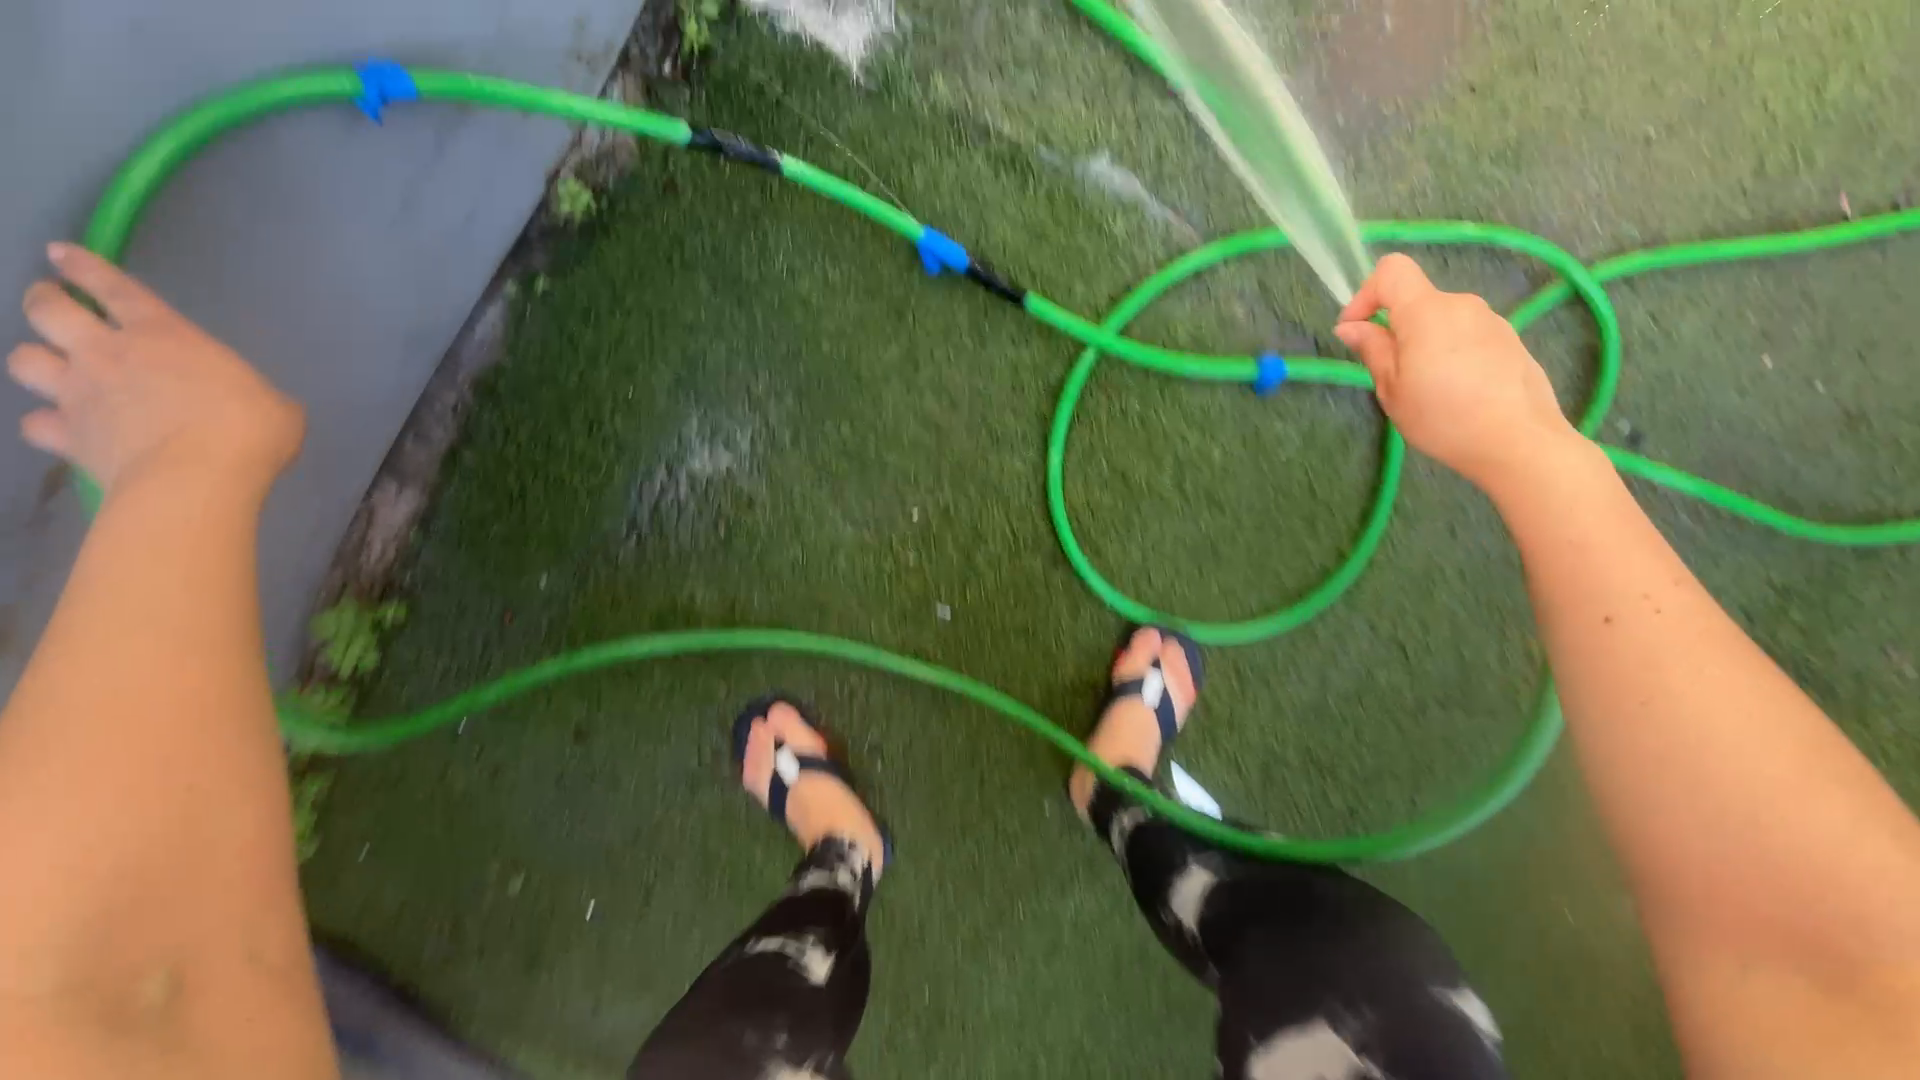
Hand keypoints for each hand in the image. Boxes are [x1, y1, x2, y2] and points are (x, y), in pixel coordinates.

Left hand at [9, 243, 303, 498]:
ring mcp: (80, 395)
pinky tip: (64, 429)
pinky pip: (37, 423)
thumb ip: (248, 394)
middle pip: (48, 311)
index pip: (113, 286)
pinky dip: (47, 423)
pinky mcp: (68, 437)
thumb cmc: (250, 432)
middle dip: (45, 302)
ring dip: (37, 361)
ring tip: (55, 370)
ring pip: (25, 361)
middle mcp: (108, 354)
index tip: (61, 253)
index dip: (85, 267)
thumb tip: (252, 405)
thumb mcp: (275, 406)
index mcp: (165, 336)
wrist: (198, 479)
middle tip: (54, 305)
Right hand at [1334, 254, 1581, 493]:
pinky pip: (1467, 336)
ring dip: (1424, 343)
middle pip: (1417, 300)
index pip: (1391, 271)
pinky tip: (1458, 392)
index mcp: (1427, 311)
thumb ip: (1372, 350)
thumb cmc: (1442, 416)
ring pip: (1442, 320)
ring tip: (1427, 389)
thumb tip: (1351, 327)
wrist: (1519, 441)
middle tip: (1391, 375)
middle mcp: (1462, 305)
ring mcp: (1491, 321)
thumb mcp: (1392, 389)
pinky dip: (1451, 353)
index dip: (1365, 294)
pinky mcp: (1510, 340)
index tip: (1356, 330)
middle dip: (1396, 329)